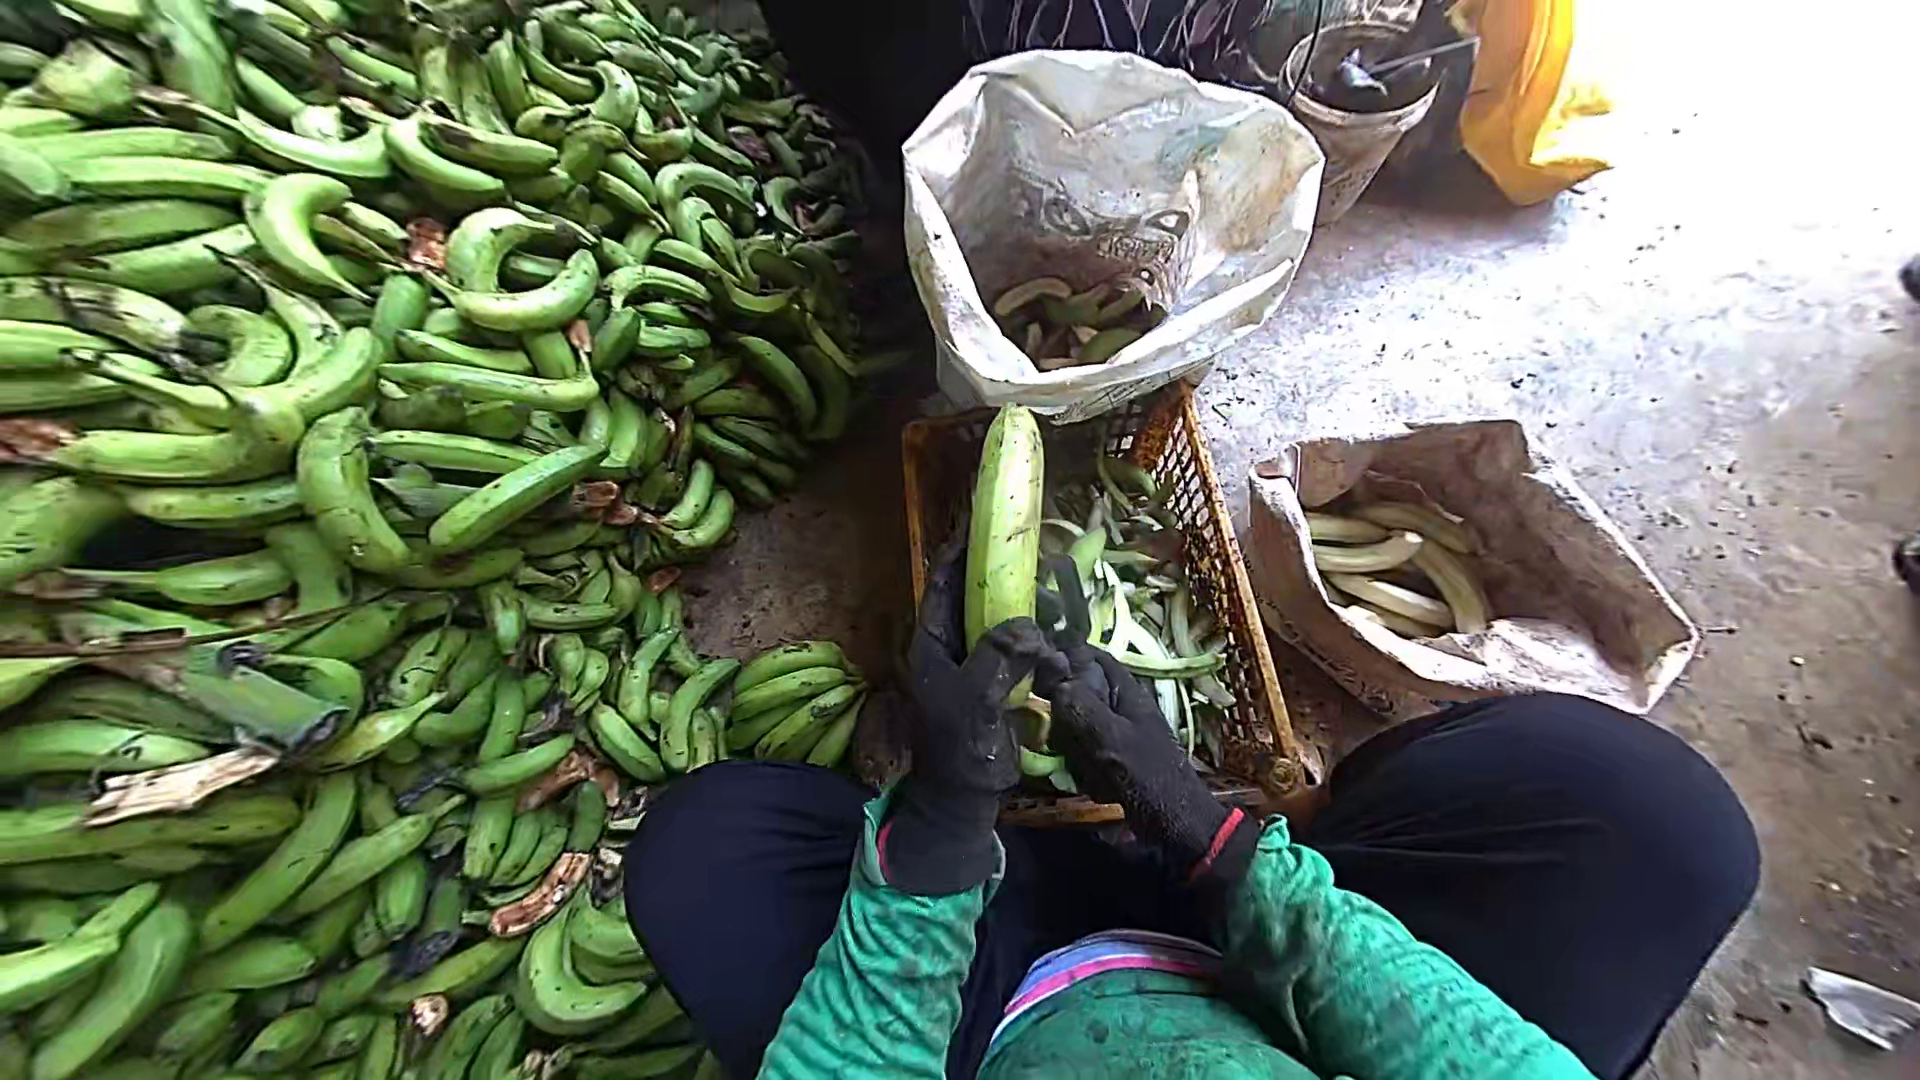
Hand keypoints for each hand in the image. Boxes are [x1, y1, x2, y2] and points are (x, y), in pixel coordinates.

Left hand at [881, 540, 1049, 894]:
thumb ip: (998, 657)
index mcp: (932, 644)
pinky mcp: (994, 679)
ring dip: (1016, 601)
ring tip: (1043, 580)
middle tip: (1023, 547)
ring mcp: (972, 662)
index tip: (977, 526)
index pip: (941, 587)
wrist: (966, 796)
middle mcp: (949, 646)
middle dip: (992, 572)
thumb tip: (1029, 626)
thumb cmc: (960, 749)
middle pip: (969, 597)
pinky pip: (1012, 644)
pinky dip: (1030, 632)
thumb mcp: (975, 701)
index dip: (956, 555)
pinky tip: (1052, 624)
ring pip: (993, 618)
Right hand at [1034, 643, 1246, 879]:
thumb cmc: (1147, 774)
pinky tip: (1088, 778)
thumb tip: (1054, 681)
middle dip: (1063, 707)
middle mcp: (1120, 703)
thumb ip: (1080, 705)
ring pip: (1078, 719)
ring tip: (1076, 760)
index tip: (1036, 672)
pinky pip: (1085, 746)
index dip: (1062, 657)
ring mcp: (1118, 729)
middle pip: (1079, 688)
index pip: (1088, 654)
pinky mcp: (1114, 753)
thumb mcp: (1109, 737)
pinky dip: (1081, 761)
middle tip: (1054, 728)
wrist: (1177, 824)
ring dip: (1071, 740)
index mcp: (1125, 689)